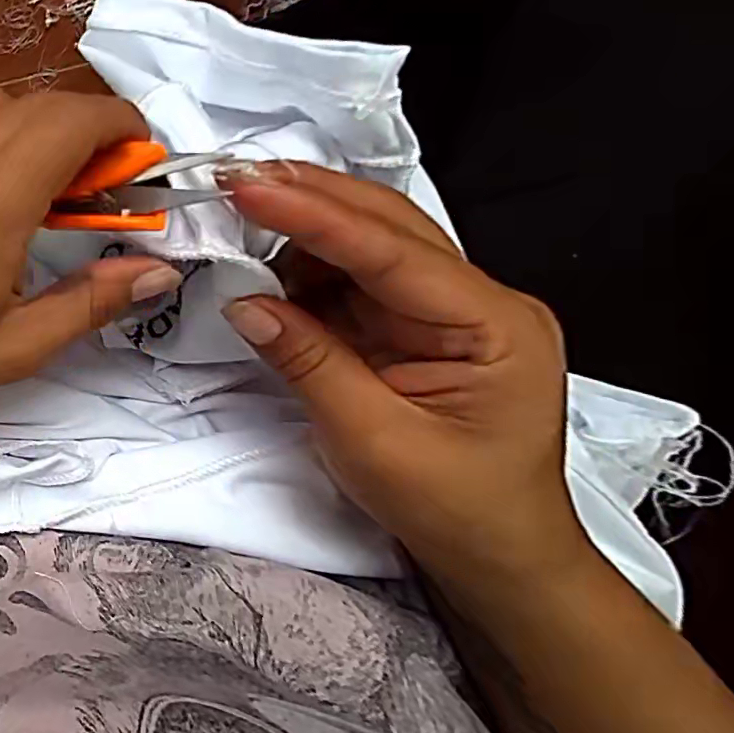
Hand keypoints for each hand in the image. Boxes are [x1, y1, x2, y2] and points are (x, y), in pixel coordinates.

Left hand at [0, 87, 183, 408]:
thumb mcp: (24, 344)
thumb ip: (96, 300)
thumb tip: (160, 270)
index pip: (69, 126)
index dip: (119, 125)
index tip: (143, 156)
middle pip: (47, 105)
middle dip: (98, 123)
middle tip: (116, 172)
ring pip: (8, 100)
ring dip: (52, 119)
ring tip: (66, 169)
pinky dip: (11, 121)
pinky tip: (14, 170)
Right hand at [217, 162, 590, 584]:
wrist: (495, 554)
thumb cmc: (453, 508)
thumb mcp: (371, 441)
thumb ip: (306, 360)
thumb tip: (244, 302)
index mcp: (491, 323)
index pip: (388, 249)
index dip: (313, 215)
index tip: (250, 188)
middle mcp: (475, 298)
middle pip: (384, 224)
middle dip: (308, 197)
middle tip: (238, 178)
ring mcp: (443, 305)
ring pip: (365, 240)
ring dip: (301, 229)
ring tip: (241, 222)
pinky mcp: (411, 320)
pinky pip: (352, 277)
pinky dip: (305, 267)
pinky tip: (269, 265)